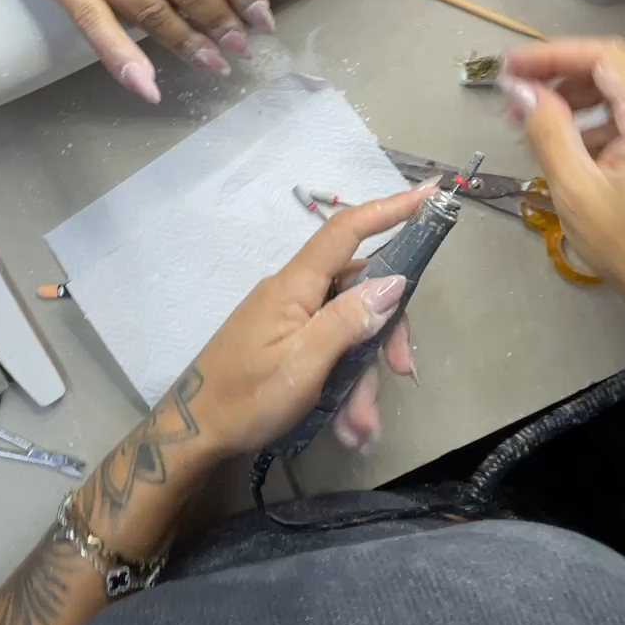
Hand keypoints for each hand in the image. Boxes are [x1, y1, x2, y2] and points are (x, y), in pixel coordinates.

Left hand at [186, 185, 431, 458]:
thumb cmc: (246, 397)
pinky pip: (332, 350)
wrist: (196, 431)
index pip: (345, 231)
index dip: (388, 209)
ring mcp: (292, 317)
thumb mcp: (304, 364)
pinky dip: (345, 385)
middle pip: (361, 290)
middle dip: (386, 334)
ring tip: (360, 428)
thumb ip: (349, 320)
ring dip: (363, 378)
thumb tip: (394, 281)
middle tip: (403, 374)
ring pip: (350, 330)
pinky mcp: (289, 341)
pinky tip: (346, 425)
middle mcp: (295, 291)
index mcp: (295, 284)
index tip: (428, 193)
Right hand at [498, 38, 624, 363]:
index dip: (553, 54)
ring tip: (538, 123)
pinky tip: (574, 145)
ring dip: (580, 96)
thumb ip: (548, 131)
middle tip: (516, 98)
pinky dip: (603, 117)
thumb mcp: (577, 193)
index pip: (606, 57)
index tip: (509, 67)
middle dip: (562, 75)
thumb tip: (521, 89)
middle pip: (618, 68)